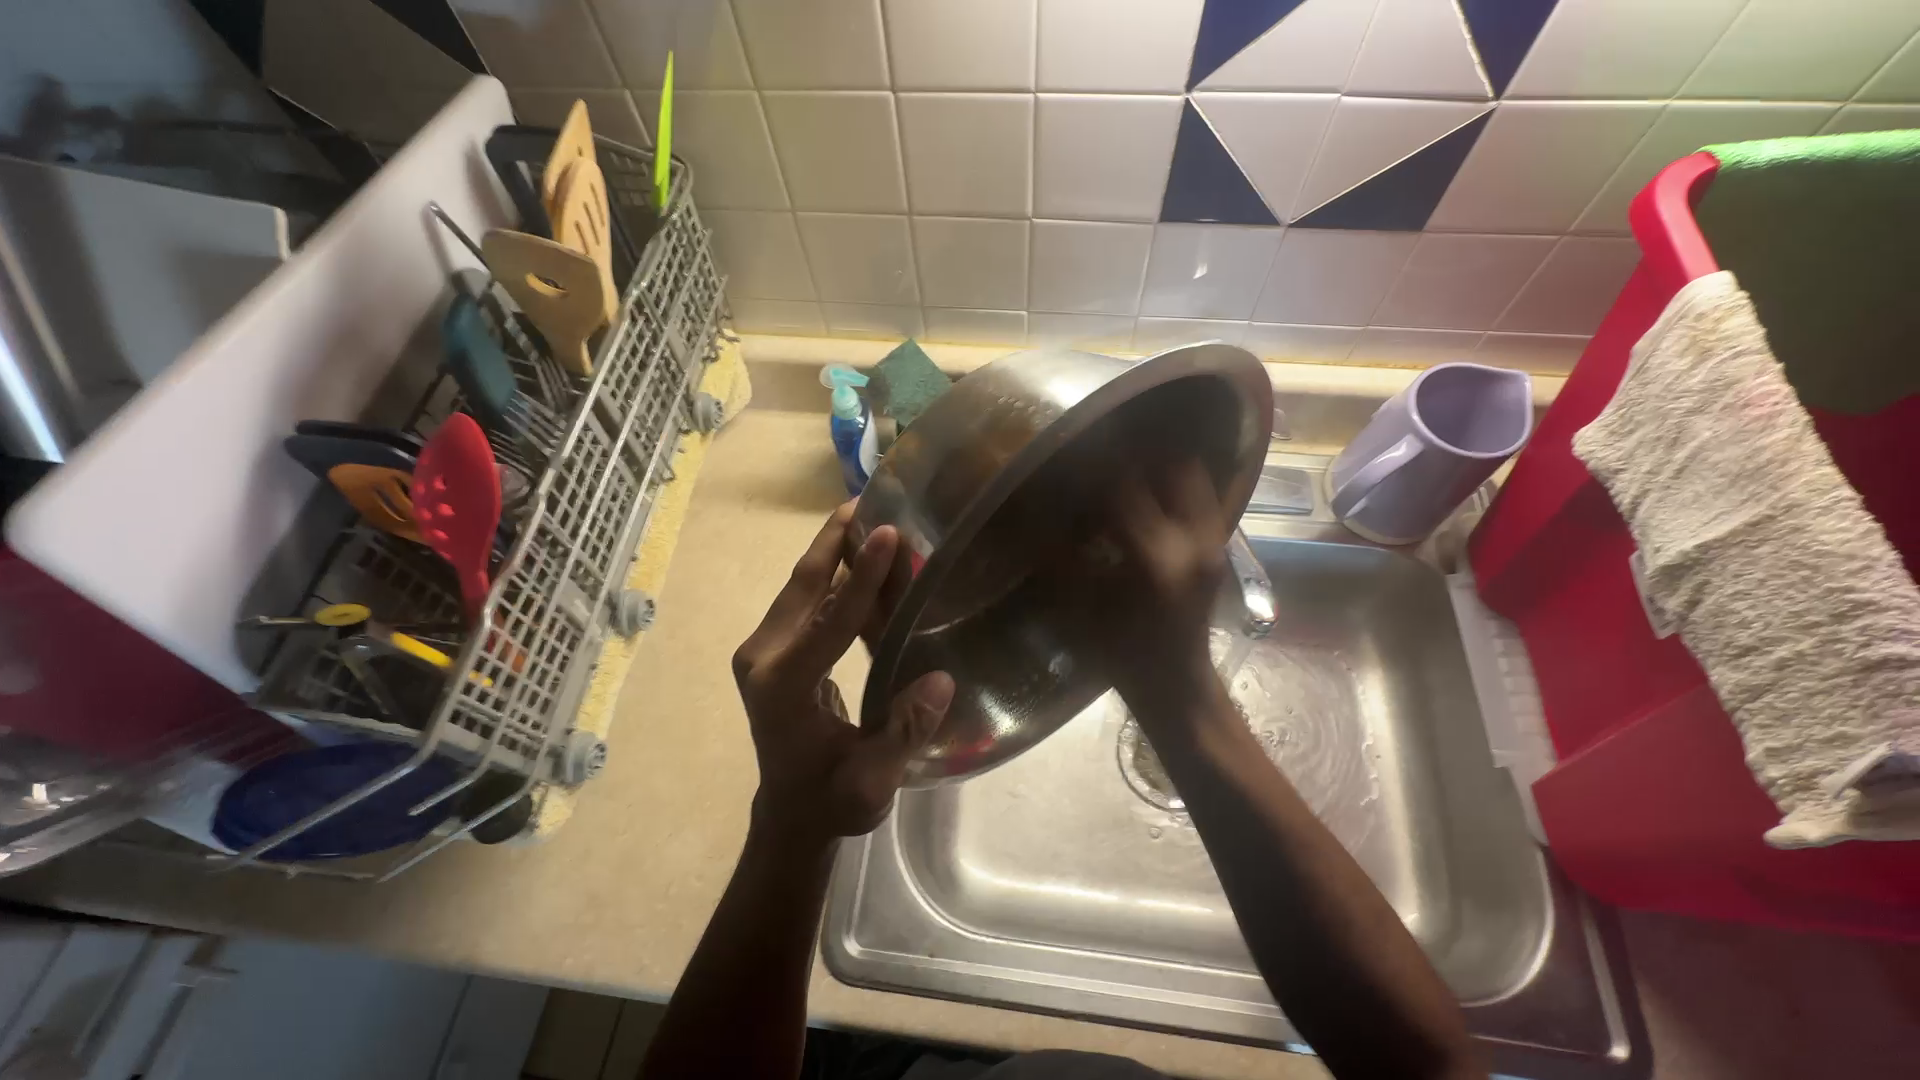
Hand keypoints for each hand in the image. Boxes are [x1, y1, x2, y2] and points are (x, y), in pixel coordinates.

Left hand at [732, 503, 954, 844]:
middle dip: (836, 540)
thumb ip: (903, 732)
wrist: (791, 816)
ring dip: (833, 550)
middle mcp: (763, 659)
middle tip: (869, 497)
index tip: (887, 532)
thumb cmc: (833, 801)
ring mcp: (763, 653)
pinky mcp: (772, 653)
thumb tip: (941, 681)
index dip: (862, 576)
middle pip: (804, 584)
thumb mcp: (873, 781)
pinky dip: (832, 575)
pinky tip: (858, 556)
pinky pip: (805, 602)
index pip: (828, 618)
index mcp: (783, 686)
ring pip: (801, 586)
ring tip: (866, 514)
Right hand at [1065, 459, 1230, 719]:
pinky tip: (1145, 497)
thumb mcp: (1081, 606)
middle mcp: (1194, 539)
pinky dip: (1174, 488)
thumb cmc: (1123, 654)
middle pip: (1173, 466)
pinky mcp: (1219, 545)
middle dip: (1136, 457)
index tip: (1068, 460)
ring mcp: (1214, 540)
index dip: (1092, 469)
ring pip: (1193, 477)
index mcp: (1156, 556)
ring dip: (1158, 468)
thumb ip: (1060, 554)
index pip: (1124, 487)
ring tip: (1123, 472)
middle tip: (1102, 458)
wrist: (1176, 685)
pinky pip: (1200, 496)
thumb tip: (1035, 510)